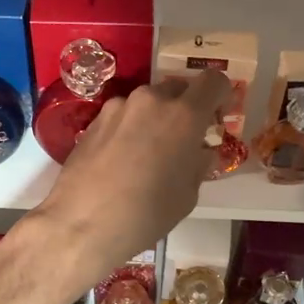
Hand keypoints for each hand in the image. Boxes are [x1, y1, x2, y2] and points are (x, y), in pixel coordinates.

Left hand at [25, 70, 231, 291]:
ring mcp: (118, 107)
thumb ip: (198, 163)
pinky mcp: (94, 120)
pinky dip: (130, 128)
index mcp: (184, 115)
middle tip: (182, 140)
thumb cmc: (147, 213)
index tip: (216, 117)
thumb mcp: (188, 195)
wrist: (82, 223)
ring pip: (147, 103)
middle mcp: (151, 100)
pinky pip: (123, 115)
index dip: (220, 95)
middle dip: (185, 108)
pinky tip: (121, 160)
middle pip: (178, 89)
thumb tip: (198, 151)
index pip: (214, 81)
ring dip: (155, 119)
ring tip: (148, 154)